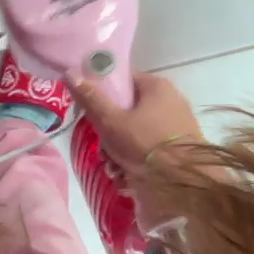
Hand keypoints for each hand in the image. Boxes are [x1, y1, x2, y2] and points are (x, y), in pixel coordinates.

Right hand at [68, 71, 209, 172]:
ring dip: (120, 151)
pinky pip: (151, 148)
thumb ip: (91, 99)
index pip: (124, 81)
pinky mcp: (181, 146)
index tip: (93, 113)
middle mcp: (171, 100)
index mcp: (157, 86)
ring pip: (138, 132)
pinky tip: (128, 175)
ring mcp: (178, 124)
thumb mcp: (110, 122)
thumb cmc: (144, 144)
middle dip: (111, 132)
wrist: (182, 180)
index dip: (105, 94)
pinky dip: (137, 159)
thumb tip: (71, 73)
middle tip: (103, 149)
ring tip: (114, 168)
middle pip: (129, 110)